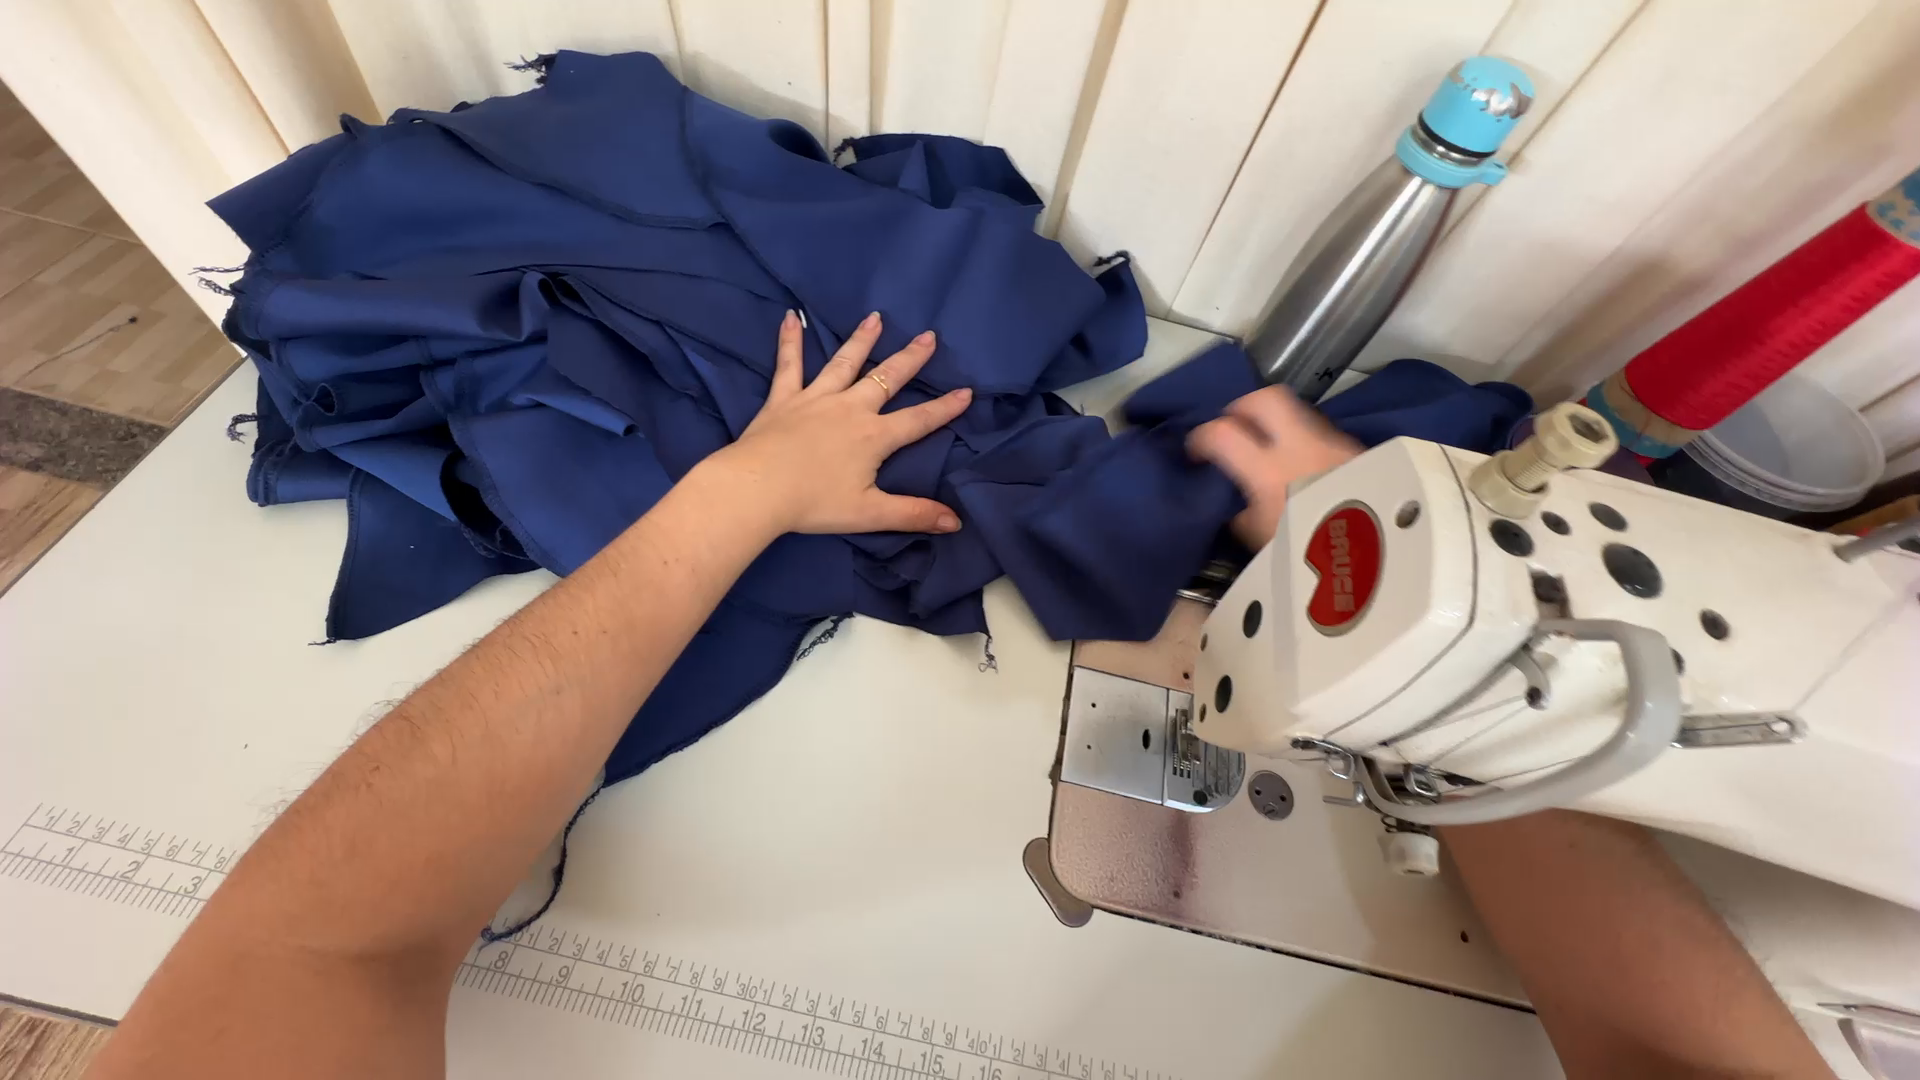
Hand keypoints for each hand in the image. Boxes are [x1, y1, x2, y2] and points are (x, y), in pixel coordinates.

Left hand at [704, 310, 972, 535]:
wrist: (757, 489)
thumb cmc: (814, 503)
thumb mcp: (870, 513)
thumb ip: (914, 514)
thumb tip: (955, 522)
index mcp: (874, 437)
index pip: (919, 420)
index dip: (945, 408)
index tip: (967, 391)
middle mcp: (850, 409)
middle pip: (887, 379)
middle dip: (911, 358)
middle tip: (929, 336)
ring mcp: (816, 399)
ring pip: (844, 363)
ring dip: (862, 340)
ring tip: (875, 318)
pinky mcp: (784, 399)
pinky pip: (789, 364)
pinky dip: (790, 341)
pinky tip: (790, 318)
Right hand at [1187, 386, 1359, 549]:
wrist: (1380, 562)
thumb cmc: (1312, 555)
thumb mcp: (1261, 545)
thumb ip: (1240, 516)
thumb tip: (1234, 505)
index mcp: (1269, 472)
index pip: (1221, 434)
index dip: (1199, 438)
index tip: (1194, 452)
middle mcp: (1303, 448)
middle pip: (1266, 399)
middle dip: (1241, 408)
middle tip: (1230, 429)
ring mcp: (1335, 446)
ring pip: (1298, 415)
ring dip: (1276, 426)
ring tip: (1266, 450)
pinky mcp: (1359, 454)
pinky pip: (1321, 437)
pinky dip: (1302, 444)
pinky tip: (1299, 468)